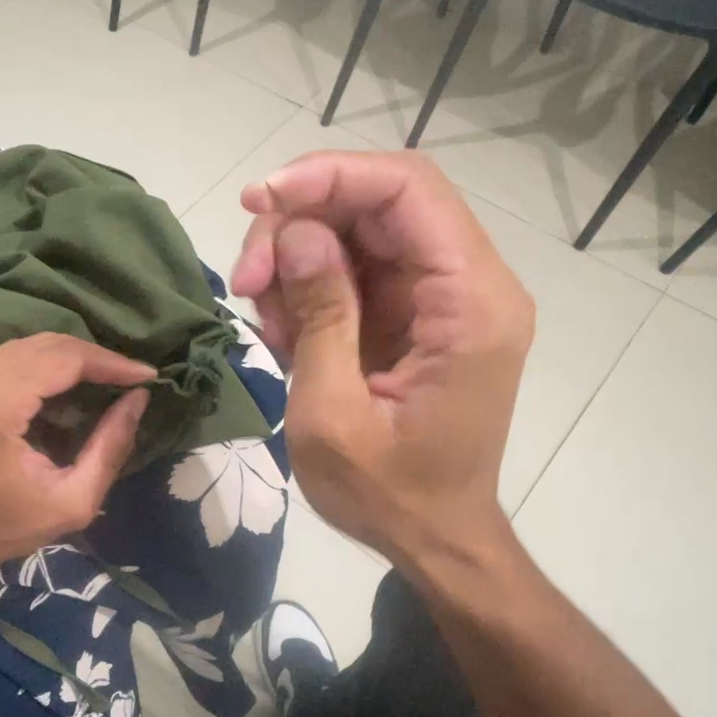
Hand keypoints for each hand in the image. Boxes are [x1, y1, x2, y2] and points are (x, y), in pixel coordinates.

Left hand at [0, 333, 152, 582]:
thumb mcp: (72, 501)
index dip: (110, 363)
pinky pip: (14, 356)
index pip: (64, 360)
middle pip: (48, 345)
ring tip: (111, 378)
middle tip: (133, 377)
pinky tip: (75, 381)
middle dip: (96, 357)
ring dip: (74, 357)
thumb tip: (140, 398)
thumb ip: (110, 447)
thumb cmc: (5, 527)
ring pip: (31, 345)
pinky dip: (49, 363)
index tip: (148, 375)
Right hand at [231, 151, 533, 564]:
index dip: (329, 176)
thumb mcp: (332, 413)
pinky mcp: (420, 313)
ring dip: (297, 259)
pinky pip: (358, 269)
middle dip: (300, 224)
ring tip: (265, 320)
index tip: (258, 201)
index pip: (408, 190)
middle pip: (379, 201)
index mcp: (471, 304)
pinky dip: (310, 288)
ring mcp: (446, 297)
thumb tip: (296, 232)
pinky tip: (285, 334)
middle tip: (245, 280)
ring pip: (361, 230)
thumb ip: (321, 314)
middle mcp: (470, 284)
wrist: (434, 540)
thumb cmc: (388, 495)